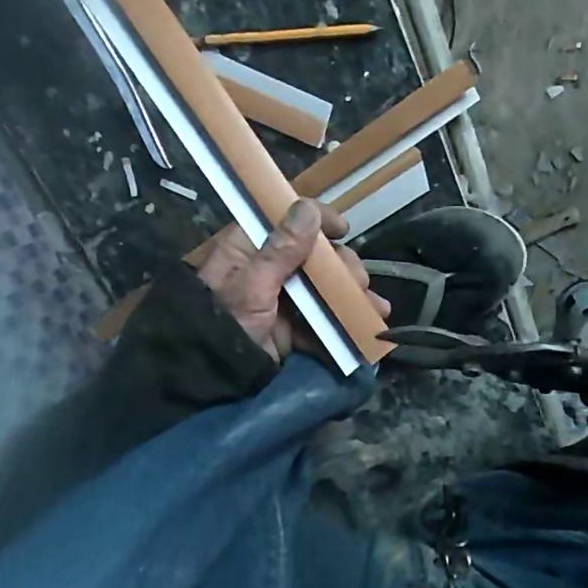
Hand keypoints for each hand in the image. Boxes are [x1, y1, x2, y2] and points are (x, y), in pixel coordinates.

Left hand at [196, 199, 389, 362]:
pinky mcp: (292, 328)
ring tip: (374, 308)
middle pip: (315, 256)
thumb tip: (309, 210)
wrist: (212, 376)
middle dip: (343, 267)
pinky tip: (367, 326)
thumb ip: (281, 250)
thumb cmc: (226, 323)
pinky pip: (323, 319)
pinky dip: (345, 322)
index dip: (317, 220)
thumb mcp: (252, 285)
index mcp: (251, 248)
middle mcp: (269, 268)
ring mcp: (283, 299)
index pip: (287, 220)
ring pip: (324, 287)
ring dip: (351, 295)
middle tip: (358, 282)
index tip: (342, 230)